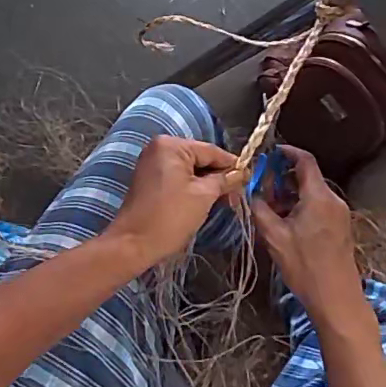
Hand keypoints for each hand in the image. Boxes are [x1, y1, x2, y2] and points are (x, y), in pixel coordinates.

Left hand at [106, 136, 239, 265]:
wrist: (134, 241)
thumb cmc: (170, 216)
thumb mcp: (203, 196)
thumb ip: (224, 180)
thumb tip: (242, 172)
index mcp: (171, 145)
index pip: (211, 150)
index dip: (233, 165)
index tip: (251, 179)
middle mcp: (159, 146)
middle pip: (200, 157)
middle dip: (219, 175)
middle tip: (240, 194)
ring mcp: (152, 161)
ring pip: (190, 168)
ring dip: (208, 182)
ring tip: (227, 199)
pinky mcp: (150, 177)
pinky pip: (178, 175)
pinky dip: (193, 185)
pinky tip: (207, 199)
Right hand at [250, 145, 368, 327]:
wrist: (337, 300)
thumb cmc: (304, 265)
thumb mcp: (273, 235)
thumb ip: (258, 206)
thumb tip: (248, 190)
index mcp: (319, 197)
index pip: (305, 161)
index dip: (286, 152)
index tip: (268, 153)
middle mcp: (333, 201)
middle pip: (306, 176)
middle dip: (281, 177)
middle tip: (259, 186)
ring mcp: (338, 215)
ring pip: (310, 192)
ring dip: (288, 194)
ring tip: (267, 207)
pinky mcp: (339, 227)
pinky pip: (317, 205)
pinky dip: (298, 205)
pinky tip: (282, 221)